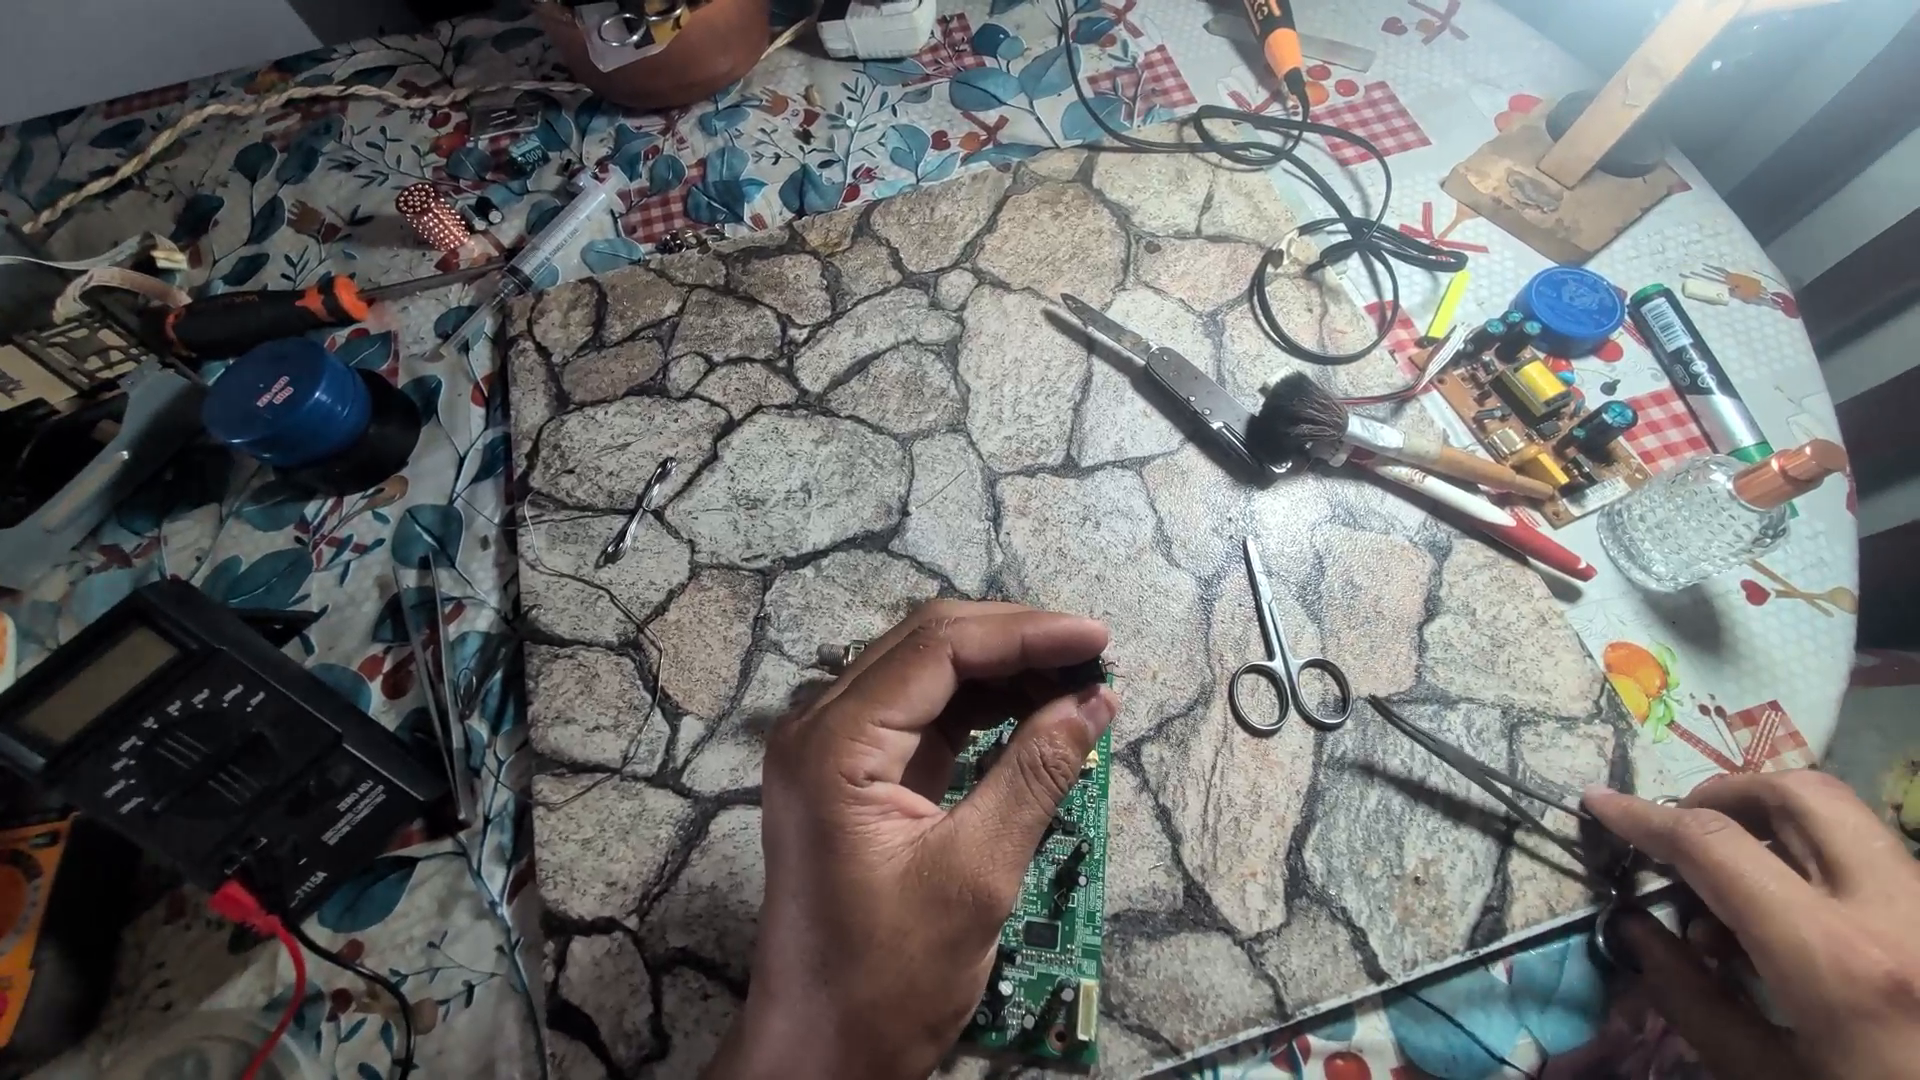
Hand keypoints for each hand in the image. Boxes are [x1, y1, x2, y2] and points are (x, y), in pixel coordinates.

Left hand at [706, 601, 1118, 1079]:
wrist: (822, 1051)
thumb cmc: (890, 978)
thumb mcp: (977, 875)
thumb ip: (1036, 773)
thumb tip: (1096, 698)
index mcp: (835, 742)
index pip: (938, 647)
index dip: (1024, 632)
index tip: (1096, 637)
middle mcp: (823, 724)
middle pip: (928, 643)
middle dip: (1014, 640)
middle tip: (1090, 654)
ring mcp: (835, 743)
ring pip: (927, 669)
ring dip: (1002, 667)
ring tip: (1073, 679)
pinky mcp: (856, 766)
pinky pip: (924, 710)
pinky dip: (981, 703)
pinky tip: (1032, 707)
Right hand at [1584, 771, 1919, 1078]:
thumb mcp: (1765, 1078)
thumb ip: (1690, 996)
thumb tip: (1634, 926)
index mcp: (1838, 960)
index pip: (1714, 844)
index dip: (1641, 816)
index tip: (1598, 803)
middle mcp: (1902, 917)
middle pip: (1802, 795)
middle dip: (1726, 794)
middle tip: (1686, 828)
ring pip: (1849, 820)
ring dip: (1774, 827)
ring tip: (1742, 884)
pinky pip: (1879, 862)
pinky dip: (1819, 864)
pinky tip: (1798, 919)